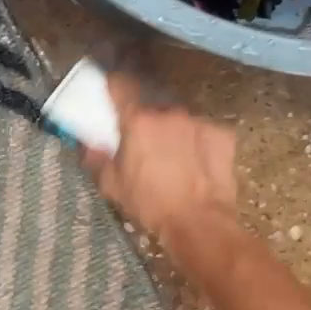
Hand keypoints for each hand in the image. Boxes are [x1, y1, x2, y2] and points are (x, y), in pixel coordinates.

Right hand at [83, 74, 239, 269]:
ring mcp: (198, 121)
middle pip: (152, 105)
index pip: (120, 85)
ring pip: (178, 119)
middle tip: (143, 141)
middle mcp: (168, 113)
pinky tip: (197, 162)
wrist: (200, 223)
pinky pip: (203, 131)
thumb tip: (88, 143)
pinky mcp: (222, 134)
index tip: (111, 91)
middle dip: (145, 119)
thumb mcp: (112, 185)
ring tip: (172, 157)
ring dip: (172, 130)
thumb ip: (96, 157)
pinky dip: (197, 141)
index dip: (114, 85)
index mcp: (137, 120)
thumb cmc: (151, 204)